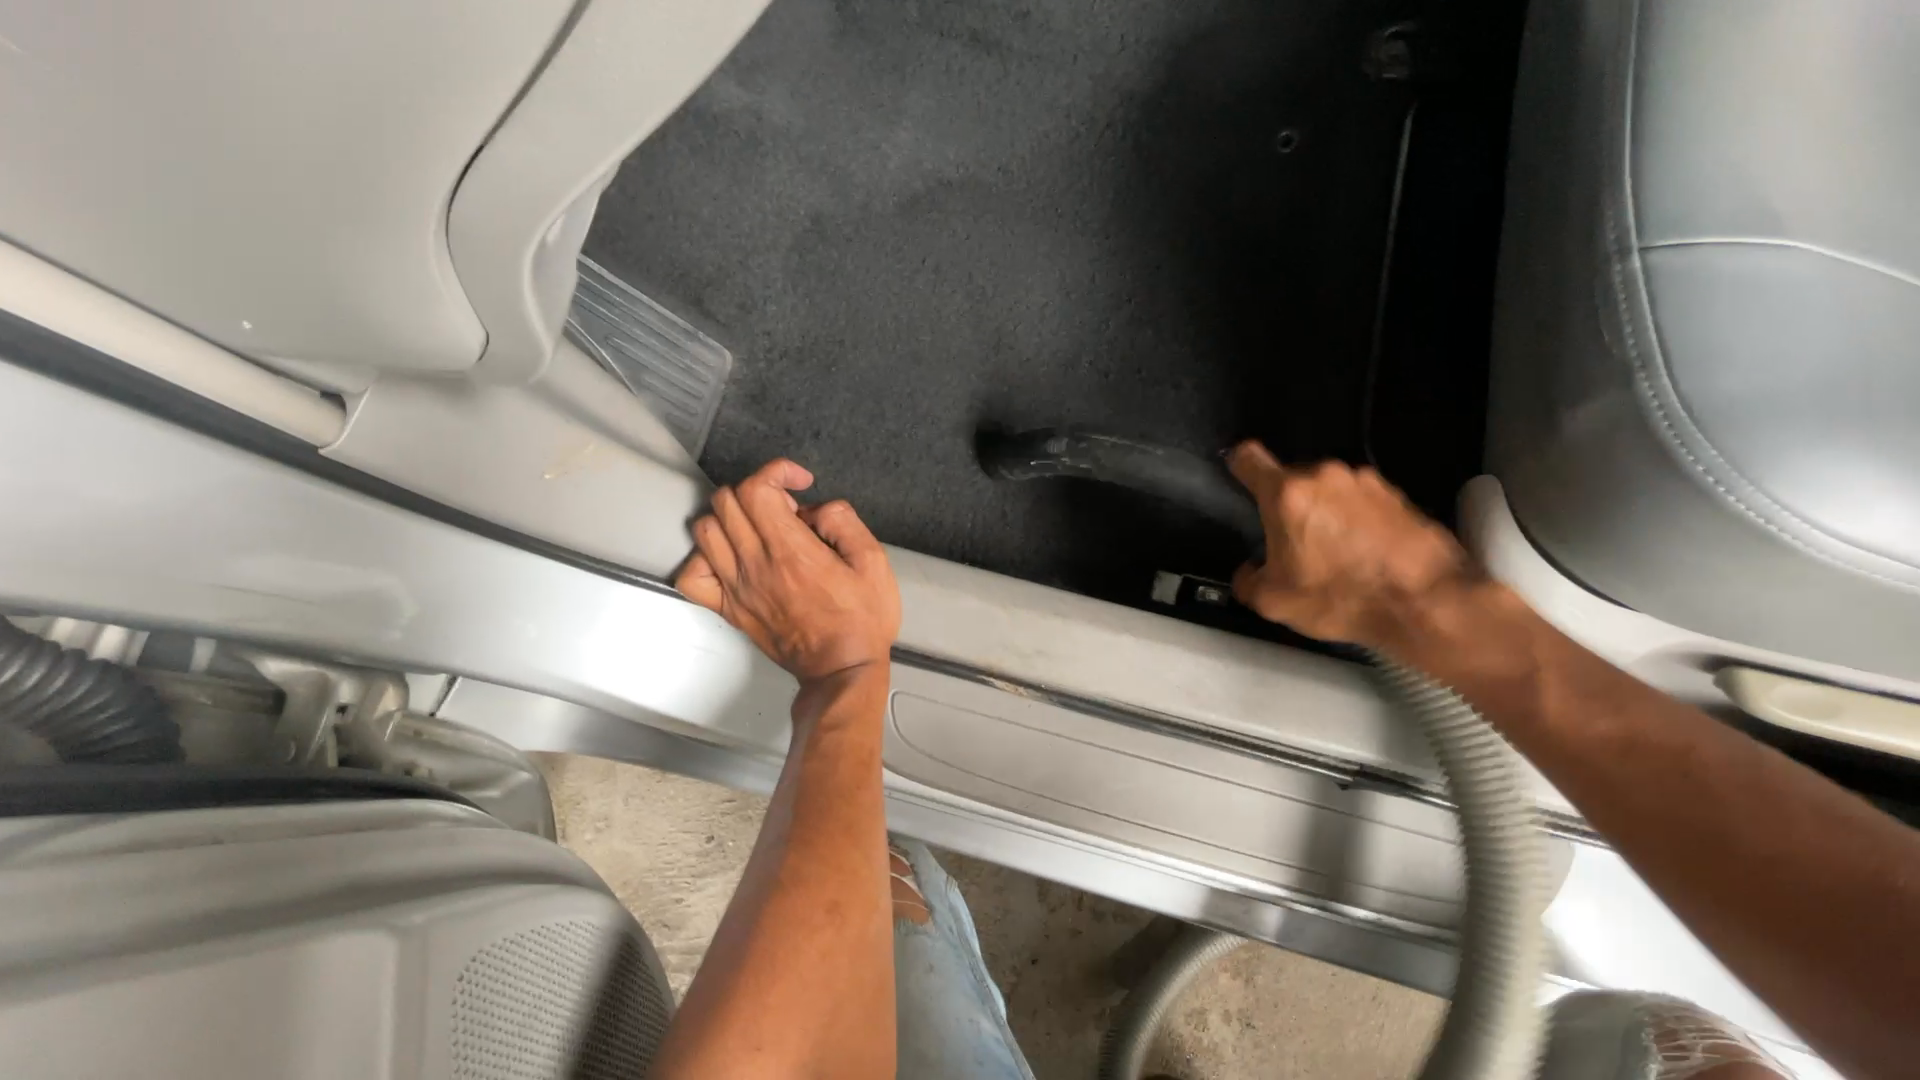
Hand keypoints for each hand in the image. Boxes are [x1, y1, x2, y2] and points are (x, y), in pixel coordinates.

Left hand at [676, 459, 901, 683]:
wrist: (841, 670)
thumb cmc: (862, 620)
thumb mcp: (874, 562)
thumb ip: (844, 521)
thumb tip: (816, 509)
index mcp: (791, 550)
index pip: (757, 488)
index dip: (777, 472)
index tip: (801, 483)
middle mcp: (756, 565)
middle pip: (727, 501)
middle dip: (757, 491)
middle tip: (786, 509)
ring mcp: (736, 588)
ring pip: (704, 530)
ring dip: (730, 517)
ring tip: (759, 529)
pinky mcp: (729, 609)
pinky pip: (691, 577)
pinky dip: (702, 558)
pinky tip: (729, 558)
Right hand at [1226, 441, 1477, 649]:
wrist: (1427, 603)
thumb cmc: (1343, 597)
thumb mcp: (1275, 602)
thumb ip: (1248, 580)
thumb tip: (1249, 572)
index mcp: (1287, 494)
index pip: (1249, 458)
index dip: (1239, 467)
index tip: (1241, 482)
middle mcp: (1326, 476)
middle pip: (1292, 481)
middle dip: (1289, 507)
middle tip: (1294, 545)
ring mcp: (1365, 482)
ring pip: (1329, 492)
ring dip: (1325, 514)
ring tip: (1336, 555)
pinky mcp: (1397, 495)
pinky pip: (1361, 503)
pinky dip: (1357, 522)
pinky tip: (1365, 555)